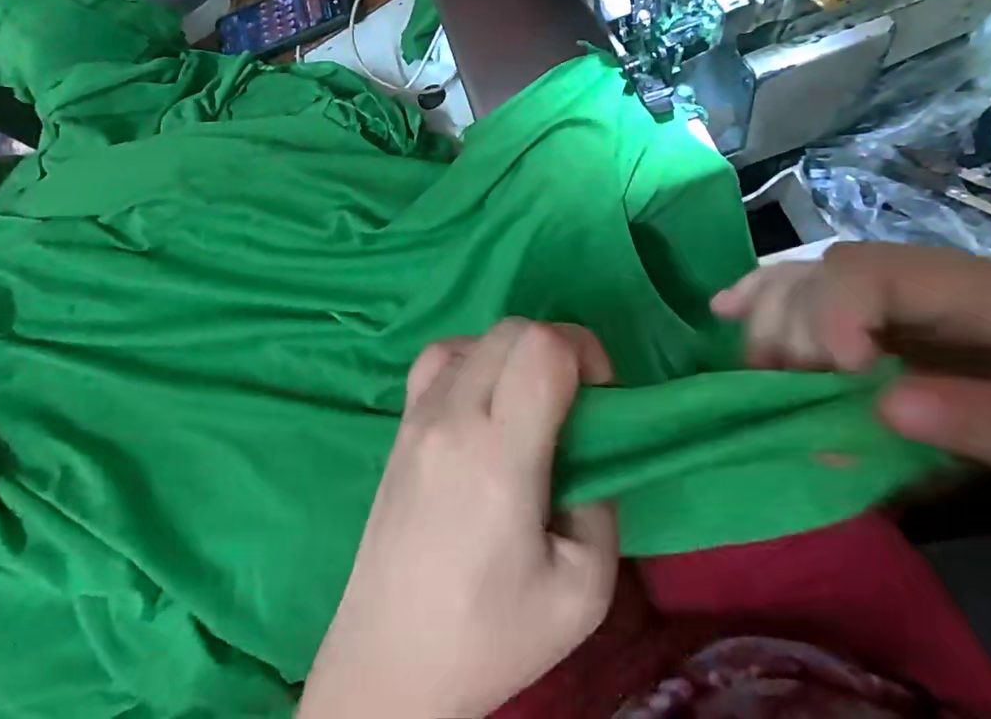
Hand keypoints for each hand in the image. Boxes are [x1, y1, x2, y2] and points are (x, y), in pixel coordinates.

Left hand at [299, 320, 619, 718]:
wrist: (388, 659)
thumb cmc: (488, 635)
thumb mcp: (582, 589)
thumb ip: (600, 502)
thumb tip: (588, 452)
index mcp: (496, 453)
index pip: (541, 346)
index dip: (585, 352)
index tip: (602, 398)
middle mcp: (450, 417)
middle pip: (511, 330)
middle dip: (559, 348)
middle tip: (577, 406)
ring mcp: (415, 417)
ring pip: (474, 338)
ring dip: (515, 354)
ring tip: (531, 406)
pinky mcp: (397, 428)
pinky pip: (438, 361)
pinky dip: (474, 360)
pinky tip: (485, 407)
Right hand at [711, 243, 990, 525]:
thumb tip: (881, 402)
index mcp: (983, 295)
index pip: (882, 274)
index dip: (834, 310)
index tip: (828, 373)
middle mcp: (927, 287)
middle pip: (829, 277)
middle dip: (793, 324)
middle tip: (785, 388)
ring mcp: (896, 311)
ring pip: (806, 286)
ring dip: (768, 321)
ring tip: (756, 370)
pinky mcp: (876, 339)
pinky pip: (804, 309)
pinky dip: (762, 308)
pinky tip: (727, 311)